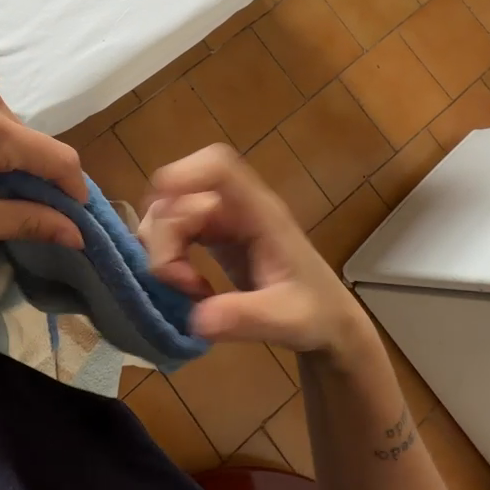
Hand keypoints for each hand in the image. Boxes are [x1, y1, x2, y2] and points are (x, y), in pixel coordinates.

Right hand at [139, 145, 372, 358]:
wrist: (327, 322)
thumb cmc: (316, 315)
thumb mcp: (287, 321)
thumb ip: (246, 317)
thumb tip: (197, 320)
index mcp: (261, 213)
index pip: (219, 167)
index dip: (184, 174)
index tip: (163, 208)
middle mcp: (236, 207)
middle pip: (178, 195)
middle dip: (165, 238)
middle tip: (181, 284)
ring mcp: (221, 218)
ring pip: (167, 212)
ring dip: (163, 249)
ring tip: (187, 288)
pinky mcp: (211, 234)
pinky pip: (172, 230)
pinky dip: (167, 256)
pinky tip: (188, 285)